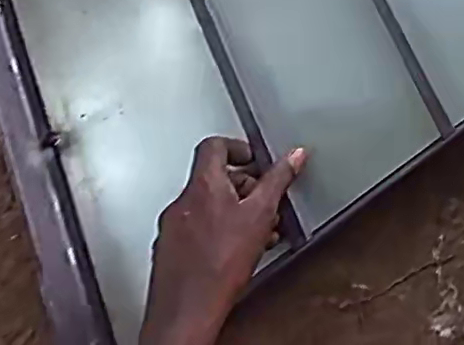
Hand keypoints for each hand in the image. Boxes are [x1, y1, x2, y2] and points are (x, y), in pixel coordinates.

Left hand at [140, 137, 305, 344]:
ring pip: (208, 204)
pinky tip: (240, 247)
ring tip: (257, 226)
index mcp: (201, 188)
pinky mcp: (169, 254)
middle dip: (245, 184)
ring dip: (235, 208)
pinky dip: (221, 228)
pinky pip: (198, 228)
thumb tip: (294, 156)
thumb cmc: (219, 267)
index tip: (255, 159)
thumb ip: (279, 178)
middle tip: (264, 196)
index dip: (238, 147)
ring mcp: (171, 231)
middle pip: (214, 177)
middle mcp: (180, 206)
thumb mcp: (263, 212)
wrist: (186, 317)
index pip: (213, 146)